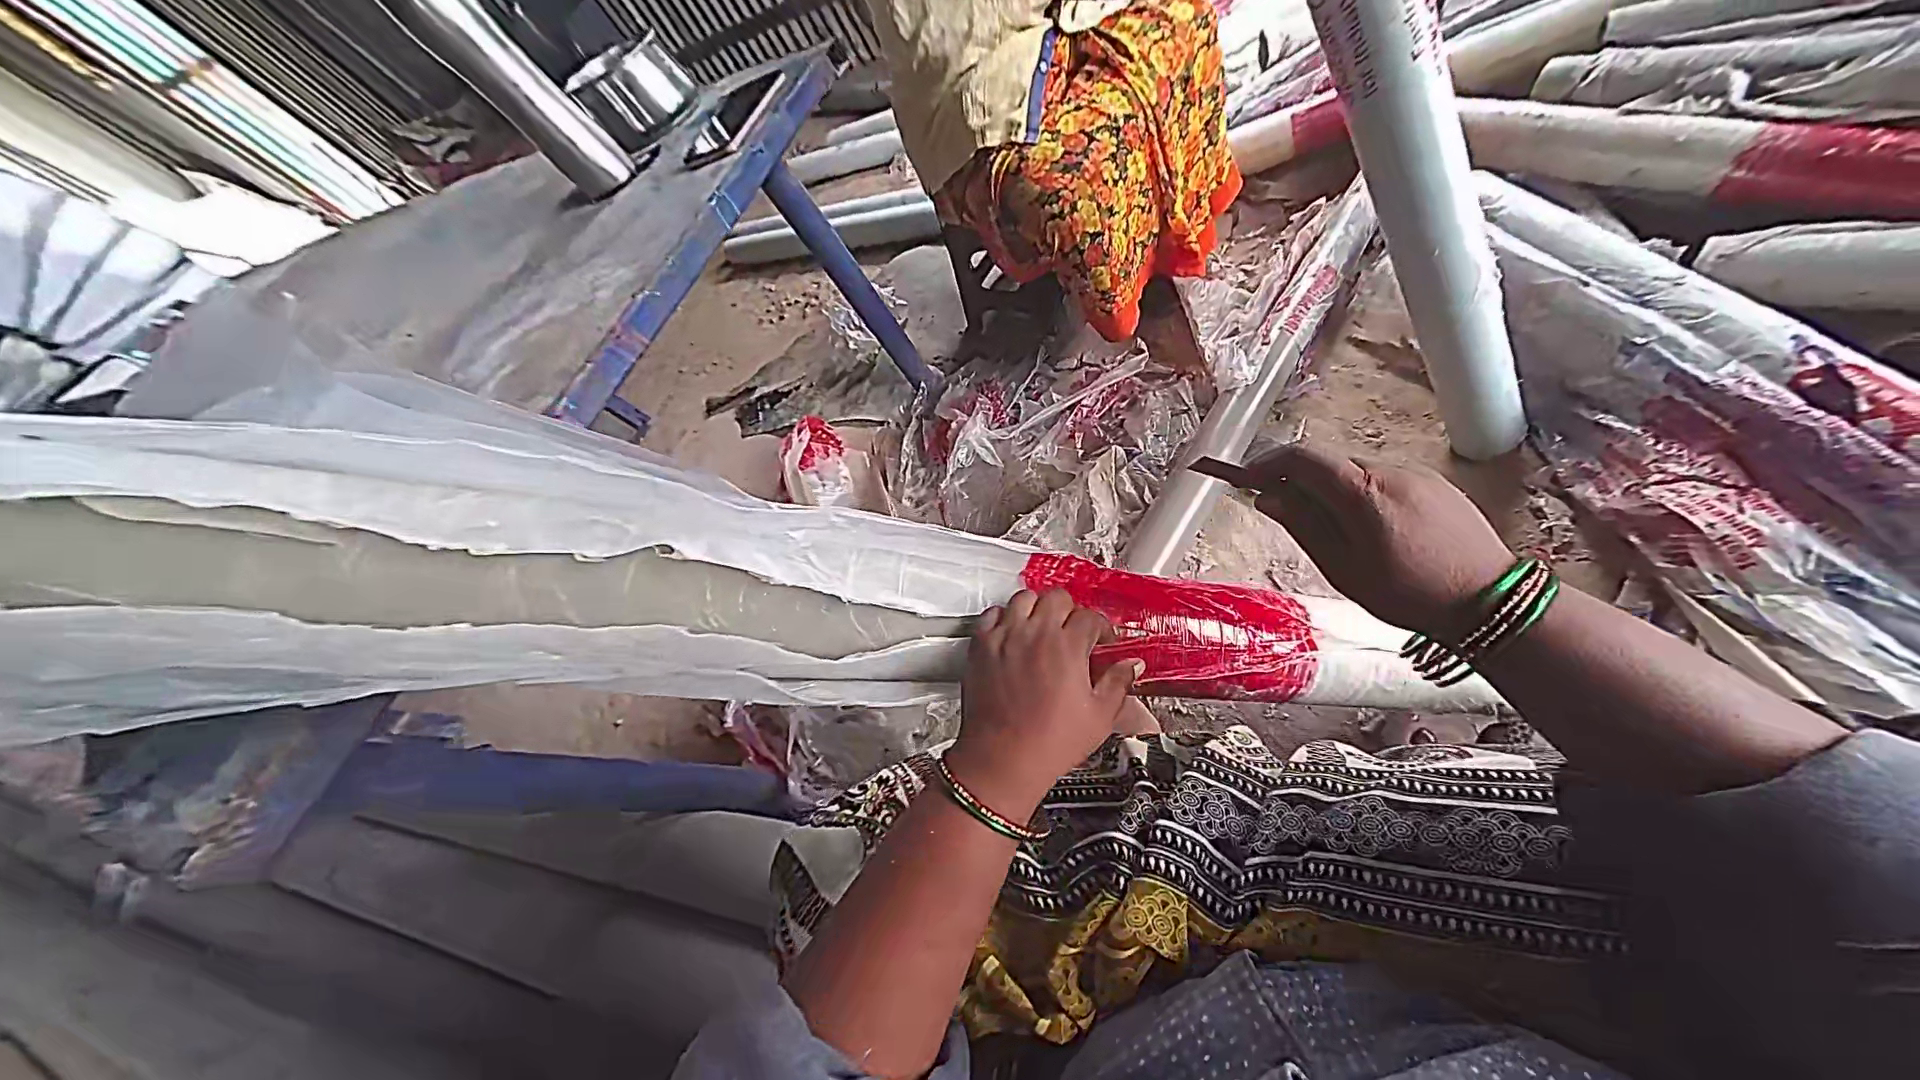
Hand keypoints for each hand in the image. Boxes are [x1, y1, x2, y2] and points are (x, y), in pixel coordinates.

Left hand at [946, 589, 1140, 816]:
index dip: (1101, 628)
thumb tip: (1129, 667)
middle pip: (1056, 598)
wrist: (1003, 758)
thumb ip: (1117, 684)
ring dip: (1037, 609)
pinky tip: (1012, 632)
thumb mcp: (1099, 716)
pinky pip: (992, 614)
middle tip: (1074, 630)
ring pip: (1023, 598)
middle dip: (1070, 611)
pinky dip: (1004, 618)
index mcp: (1067, 647)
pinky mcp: (981, 646)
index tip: (1101, 640)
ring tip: (1044, 626)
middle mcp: (1034, 634)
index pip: (1090, 617)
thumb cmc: (1048, 742)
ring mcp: (1005, 637)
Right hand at [1242, 446, 1516, 640]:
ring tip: (1333, 529)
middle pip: (1329, 462)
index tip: (1246, 478)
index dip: (1267, 463)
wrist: (1490, 603)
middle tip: (1285, 510)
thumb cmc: (1408, 594)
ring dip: (1331, 487)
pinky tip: (1369, 527)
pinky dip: (1361, 492)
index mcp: (1363, 493)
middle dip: (1299, 479)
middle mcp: (1391, 471)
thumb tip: (1267, 496)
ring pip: (1356, 470)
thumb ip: (1303, 524)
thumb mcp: (1341, 567)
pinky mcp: (1435, 483)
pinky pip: (1383, 478)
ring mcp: (1417, 474)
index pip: (1302, 457)